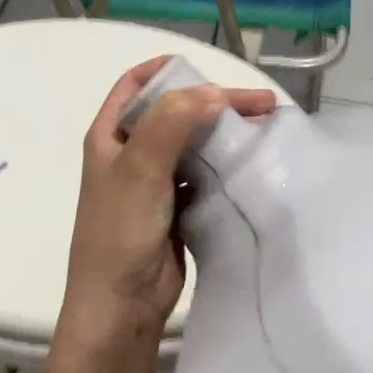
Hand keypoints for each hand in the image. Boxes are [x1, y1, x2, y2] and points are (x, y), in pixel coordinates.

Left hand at [61, 56, 276, 346]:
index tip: (209, 68)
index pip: (135, 85)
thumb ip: (171, 123)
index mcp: (109, 135)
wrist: (120, 305)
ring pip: (191, 145)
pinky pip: (202, 176)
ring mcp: (152, 183)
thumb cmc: (120, 231)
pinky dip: (224, 166)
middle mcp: (128, 153)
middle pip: (173, 113)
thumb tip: (212, 92)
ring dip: (222, 134)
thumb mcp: (140, 168)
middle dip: (212, 103)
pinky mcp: (174, 209)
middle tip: (260, 105)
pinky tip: (249, 164)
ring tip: (264, 131)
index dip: (167, 70)